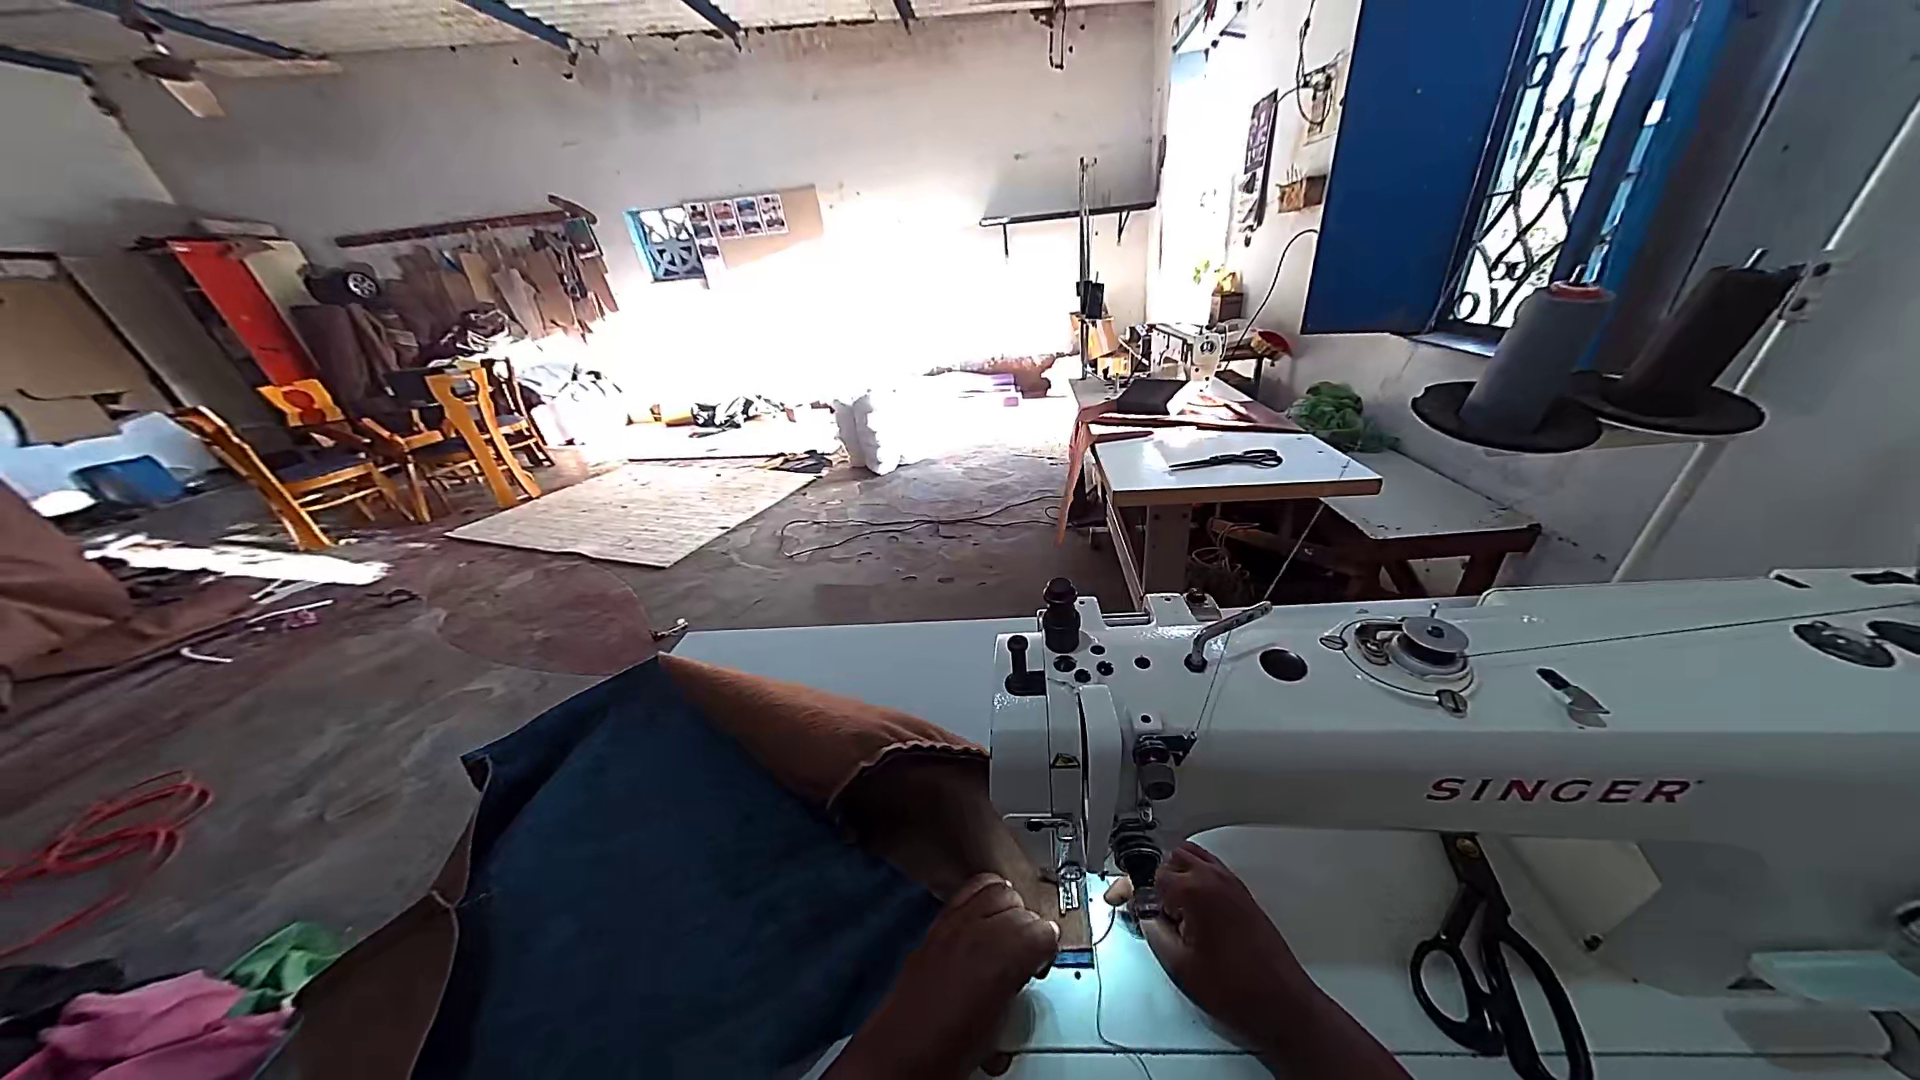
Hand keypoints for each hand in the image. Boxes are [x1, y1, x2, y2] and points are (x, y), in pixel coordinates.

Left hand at [827, 874, 1057, 1079]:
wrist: (900, 1055)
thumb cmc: (946, 1049)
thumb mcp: (1002, 1026)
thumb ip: (1019, 985)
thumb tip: (1030, 970)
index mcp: (999, 956)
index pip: (1042, 929)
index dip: (1048, 948)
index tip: (1043, 962)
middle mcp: (975, 929)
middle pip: (1019, 903)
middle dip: (1029, 926)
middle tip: (1027, 954)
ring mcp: (952, 922)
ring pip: (993, 887)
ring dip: (1005, 907)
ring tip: (1006, 933)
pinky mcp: (935, 924)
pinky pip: (966, 893)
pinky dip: (979, 900)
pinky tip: (981, 924)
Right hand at [1105, 842, 1313, 1054]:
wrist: (1282, 1007)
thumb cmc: (1239, 990)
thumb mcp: (1178, 963)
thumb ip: (1152, 929)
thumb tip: (1143, 913)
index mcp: (1193, 891)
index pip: (1148, 876)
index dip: (1128, 889)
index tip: (1120, 899)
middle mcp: (1213, 879)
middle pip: (1168, 861)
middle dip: (1153, 883)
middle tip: (1146, 909)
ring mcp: (1230, 884)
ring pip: (1190, 859)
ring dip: (1174, 876)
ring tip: (1168, 907)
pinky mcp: (1242, 894)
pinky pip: (1210, 868)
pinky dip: (1195, 877)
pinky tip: (1191, 905)